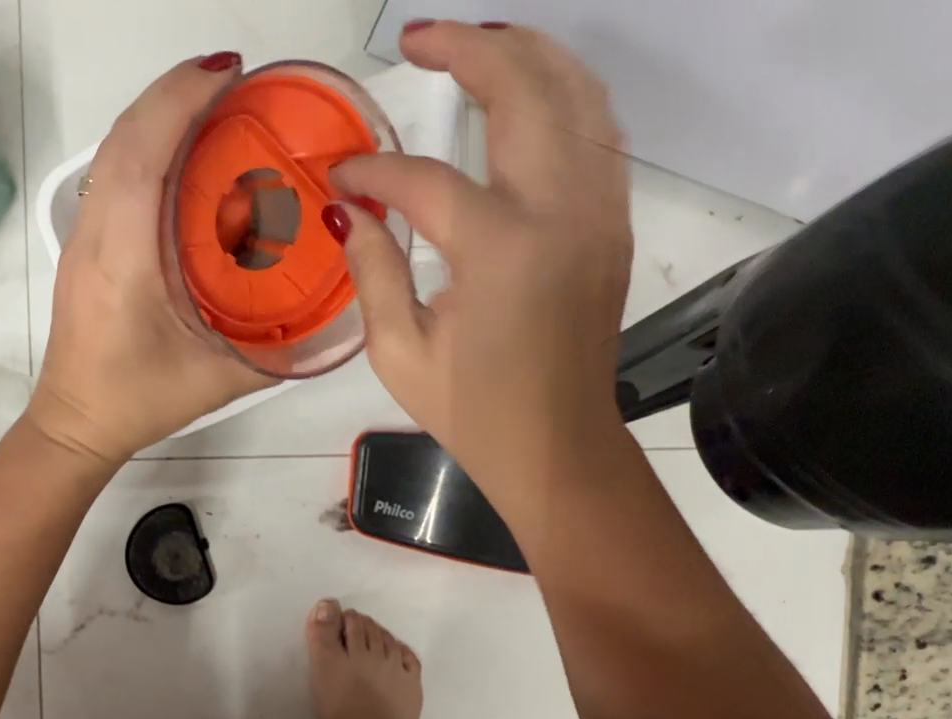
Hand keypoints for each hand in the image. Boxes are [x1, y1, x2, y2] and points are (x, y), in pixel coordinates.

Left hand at [25, 53, 276, 464]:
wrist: (74, 424)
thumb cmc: (135, 403)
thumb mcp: (215, 381)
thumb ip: (274, 351)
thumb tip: (327, 314)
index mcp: (122, 261)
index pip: (140, 157)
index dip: (177, 102)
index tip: (226, 77)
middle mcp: (94, 238)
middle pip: (122, 140)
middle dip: (172, 95)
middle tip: (231, 83)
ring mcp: (82, 240)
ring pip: (111, 155)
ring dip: (155, 117)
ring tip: (210, 107)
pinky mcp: (84, 248)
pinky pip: (110, 178)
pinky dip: (143, 147)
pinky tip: (180, 156)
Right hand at [327, 21, 633, 496]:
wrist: (557, 444)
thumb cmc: (471, 411)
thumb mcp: (397, 353)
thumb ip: (372, 272)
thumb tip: (350, 212)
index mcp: (501, 251)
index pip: (425, 179)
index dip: (374, 170)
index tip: (340, 177)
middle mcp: (561, 211)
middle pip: (524, 90)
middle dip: (467, 49)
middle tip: (417, 39)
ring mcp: (599, 209)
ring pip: (576, 93)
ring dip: (525, 54)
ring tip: (473, 42)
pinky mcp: (612, 220)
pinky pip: (597, 127)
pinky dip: (562, 92)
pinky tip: (527, 88)